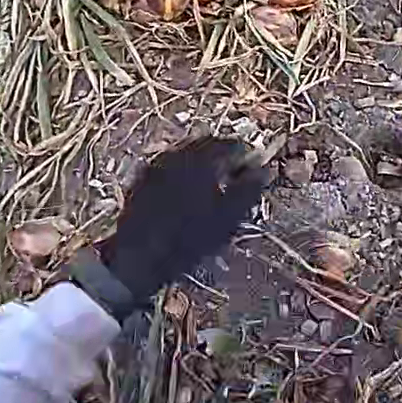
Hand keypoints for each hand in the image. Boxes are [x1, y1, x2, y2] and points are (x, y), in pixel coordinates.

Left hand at [77, 137, 268, 319]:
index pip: (229, 144)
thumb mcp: (228, 217)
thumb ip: (248, 189)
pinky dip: (182, 174)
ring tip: (212, 185)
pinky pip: (168, 168)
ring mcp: (155, 166)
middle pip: (205, 146)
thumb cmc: (188, 238)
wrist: (139, 257)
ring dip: (201, 164)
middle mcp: (176, 154)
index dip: (244, 155)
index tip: (252, 167)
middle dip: (223, 156)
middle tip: (234, 175)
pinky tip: (186, 194)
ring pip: (185, 155)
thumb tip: (262, 172)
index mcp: (200, 159)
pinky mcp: (141, 180)